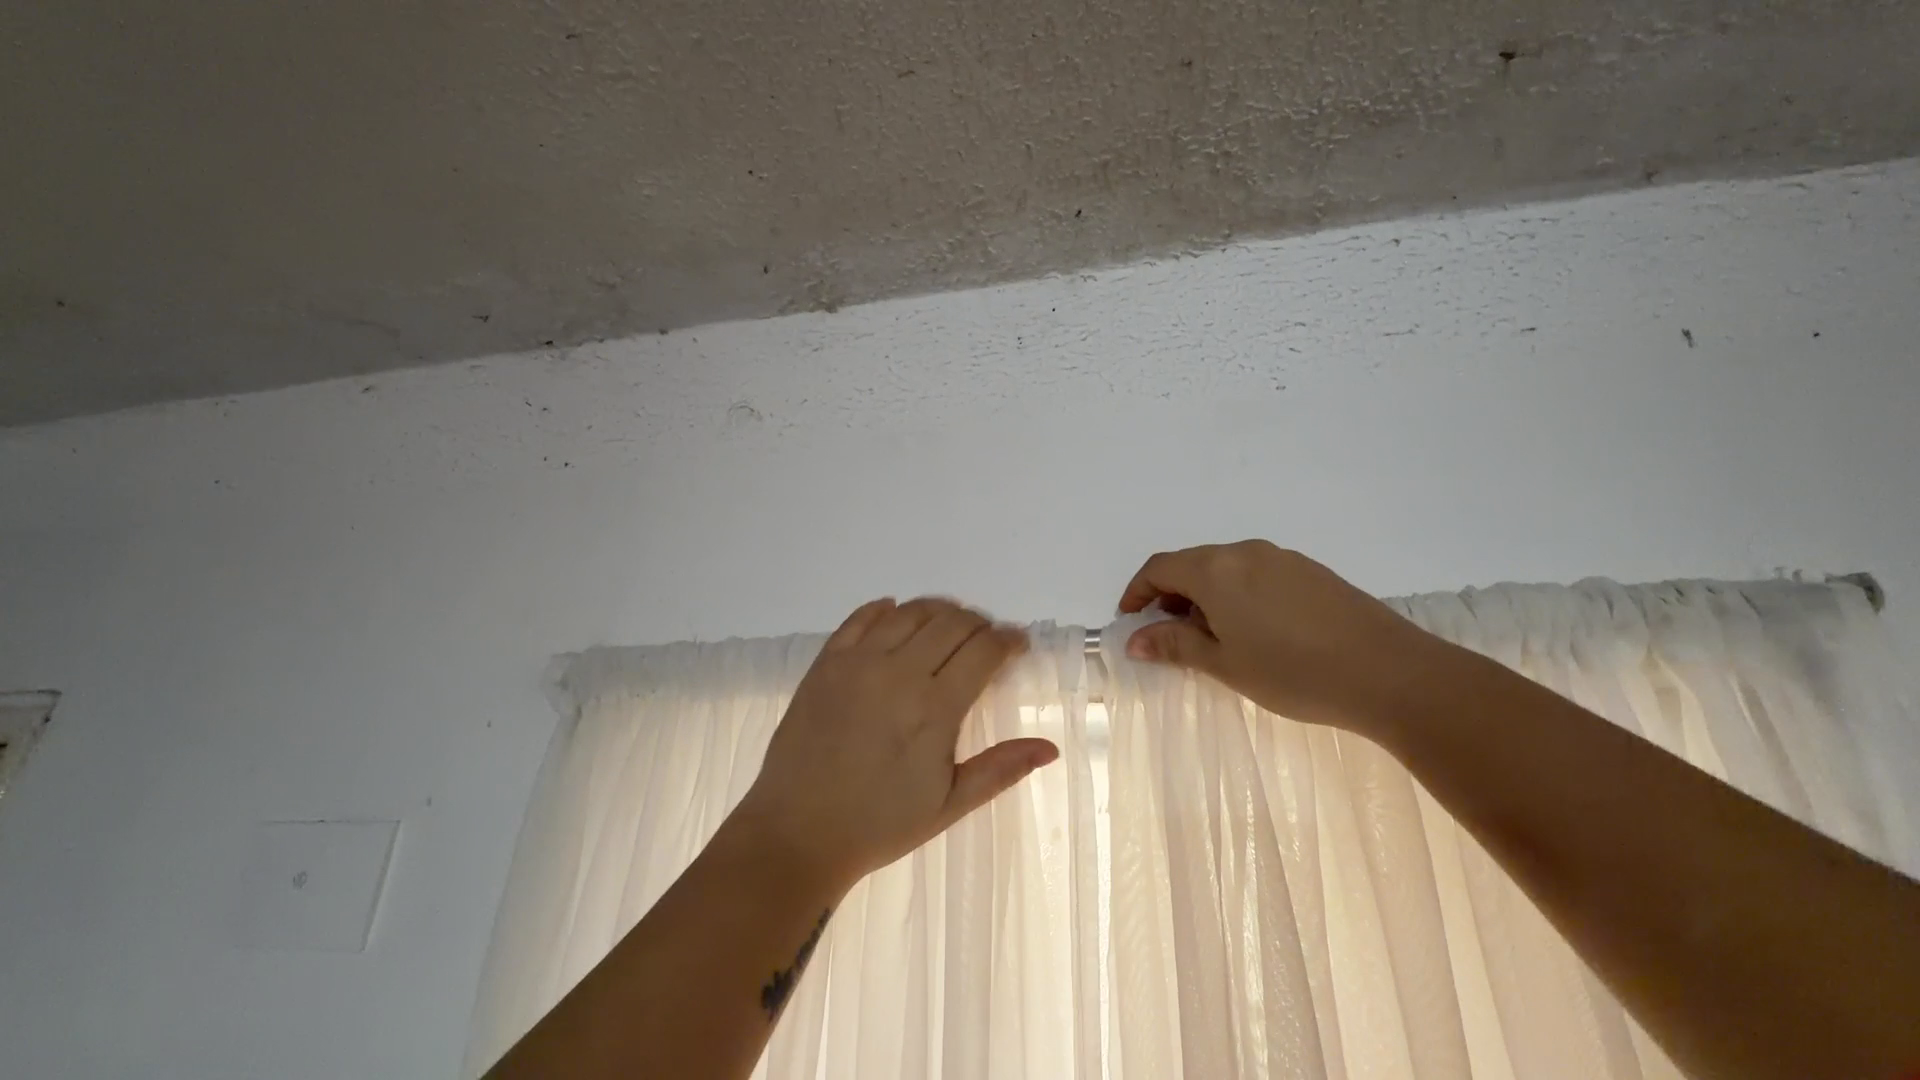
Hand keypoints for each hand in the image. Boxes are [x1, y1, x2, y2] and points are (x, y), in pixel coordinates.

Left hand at [731, 598, 1058, 890]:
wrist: (798, 832)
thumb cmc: (879, 824)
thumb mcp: (948, 804)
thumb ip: (1000, 770)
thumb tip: (1049, 748)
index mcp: (934, 708)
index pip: (983, 651)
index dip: (1007, 641)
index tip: (1017, 644)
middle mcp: (898, 673)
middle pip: (951, 623)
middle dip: (978, 623)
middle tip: (986, 638)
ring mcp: (857, 664)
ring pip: (909, 613)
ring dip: (938, 611)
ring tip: (948, 624)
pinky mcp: (825, 664)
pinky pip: (859, 619)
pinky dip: (884, 609)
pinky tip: (894, 613)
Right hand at [1118, 540, 1450, 731]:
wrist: (1390, 673)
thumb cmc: (1293, 671)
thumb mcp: (1224, 664)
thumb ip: (1176, 645)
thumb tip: (1136, 639)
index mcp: (1217, 570)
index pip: (1160, 567)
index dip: (1137, 592)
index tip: (1131, 622)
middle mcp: (1246, 552)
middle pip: (1193, 564)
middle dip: (1171, 595)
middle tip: (1168, 636)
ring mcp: (1284, 559)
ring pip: (1227, 569)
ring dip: (1206, 596)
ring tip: (1212, 638)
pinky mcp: (1313, 572)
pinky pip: (1258, 575)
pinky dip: (1238, 596)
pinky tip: (1255, 632)